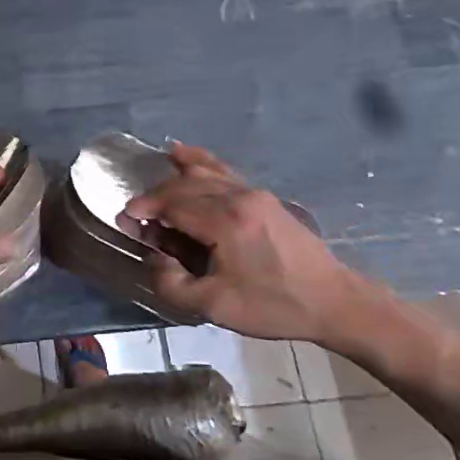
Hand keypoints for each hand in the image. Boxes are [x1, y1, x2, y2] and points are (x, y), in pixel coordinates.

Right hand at [123, 144, 360, 342]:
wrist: (334, 301)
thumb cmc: (273, 305)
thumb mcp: (214, 306)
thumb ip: (171, 283)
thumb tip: (153, 258)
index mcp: (224, 221)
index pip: (171, 204)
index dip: (144, 210)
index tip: (126, 222)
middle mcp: (238, 197)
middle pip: (184, 185)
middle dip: (155, 197)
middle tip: (138, 218)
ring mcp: (254, 193)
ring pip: (204, 173)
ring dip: (174, 177)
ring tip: (153, 179)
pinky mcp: (264, 198)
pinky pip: (223, 172)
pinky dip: (200, 162)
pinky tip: (183, 153)